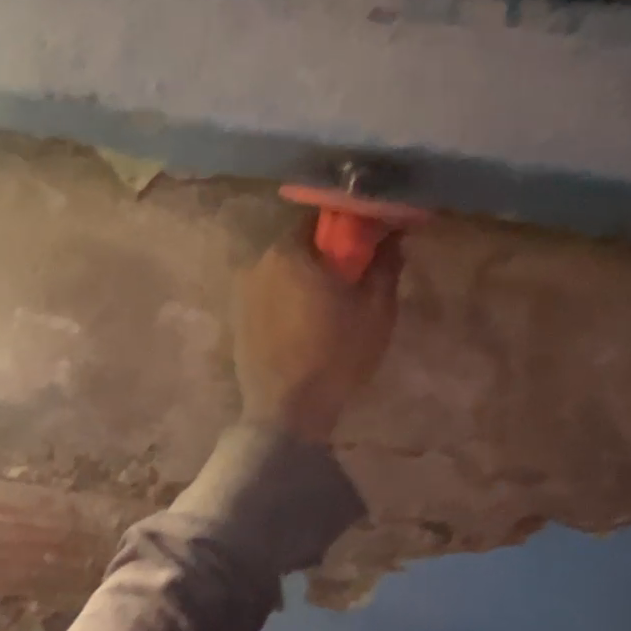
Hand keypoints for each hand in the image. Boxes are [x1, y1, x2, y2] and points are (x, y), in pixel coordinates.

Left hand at [233, 223, 402, 443]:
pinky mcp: (239, 321)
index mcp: (290, 250)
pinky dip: (288, 301)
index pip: (321, 218)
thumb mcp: (376, 310)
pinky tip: (305, 326)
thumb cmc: (335, 356)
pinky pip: (270, 297)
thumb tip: (391, 237)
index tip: (369, 242)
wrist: (286, 413)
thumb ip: (384, 266)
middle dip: (327, 254)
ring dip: (306, 279)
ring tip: (330, 306)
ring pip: (283, 272)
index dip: (348, 227)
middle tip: (354, 277)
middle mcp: (260, 263)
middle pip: (300, 245)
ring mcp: (244, 293)